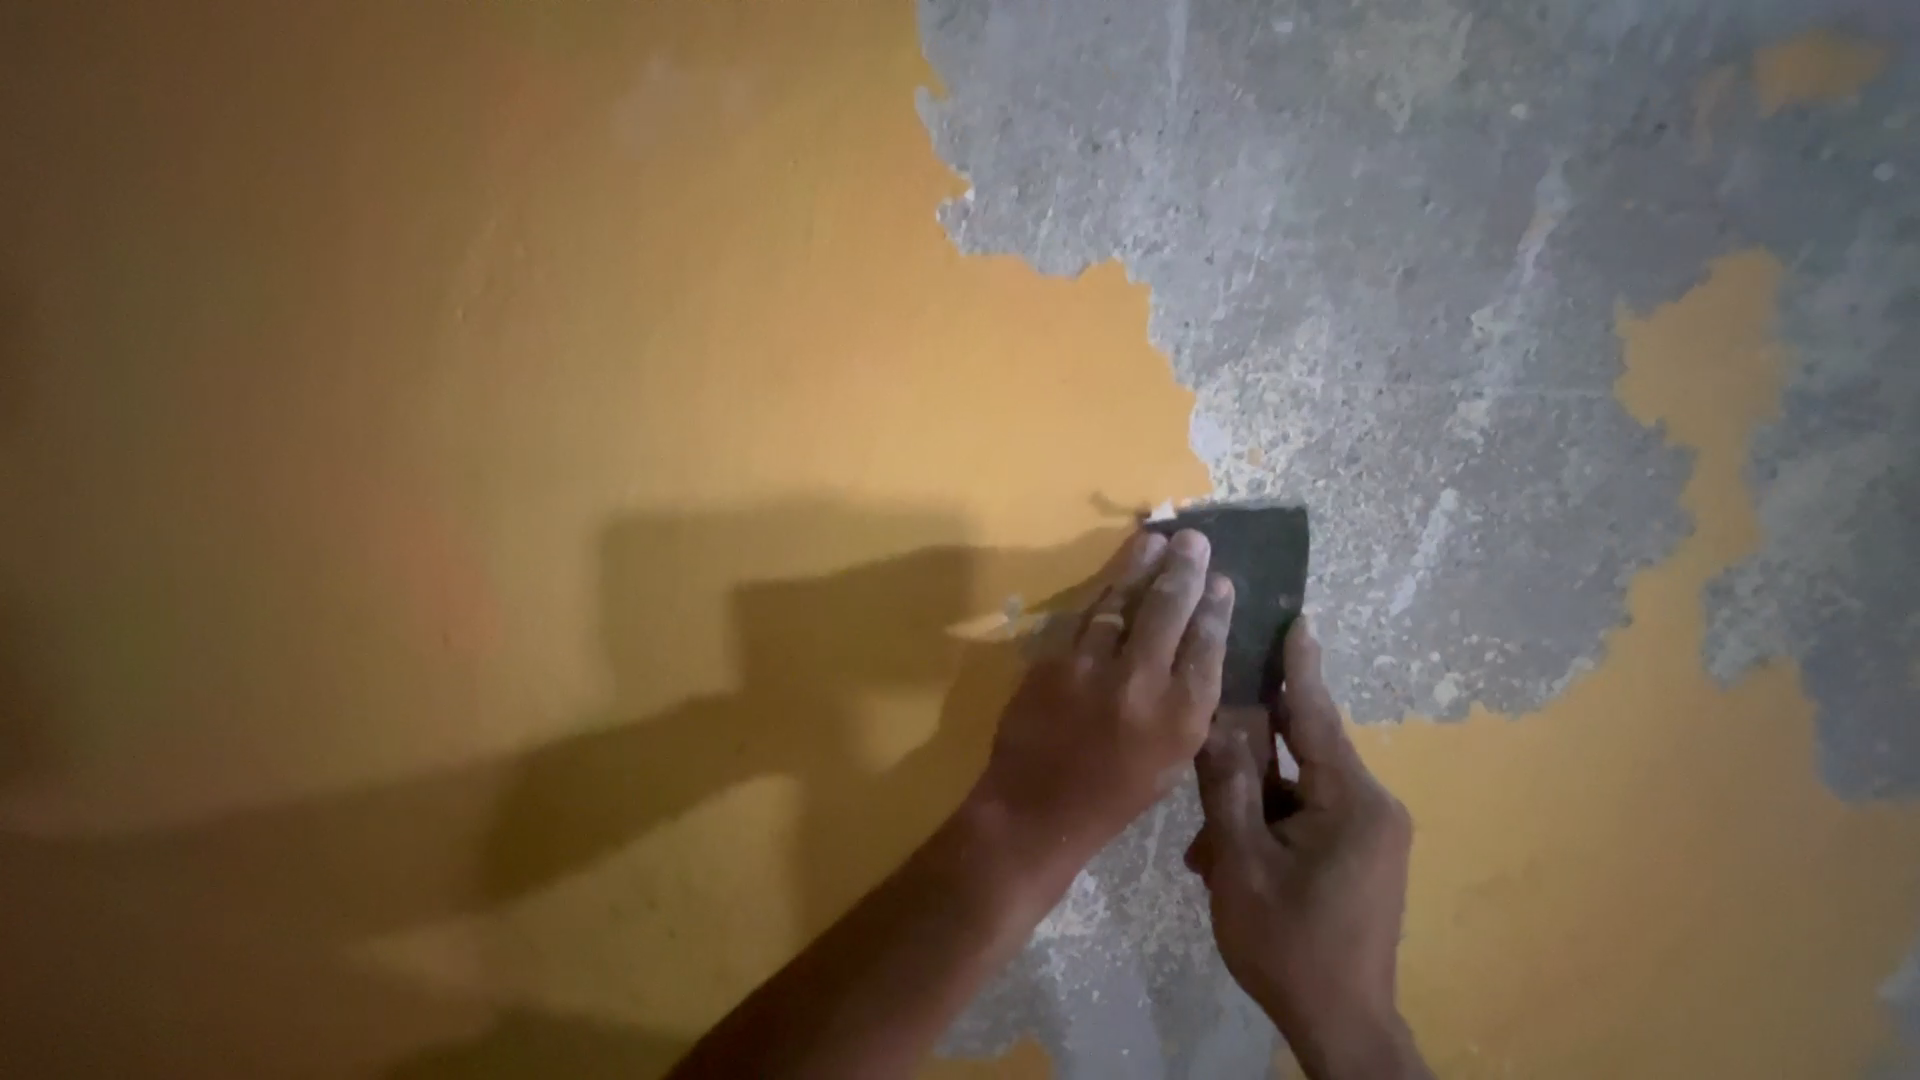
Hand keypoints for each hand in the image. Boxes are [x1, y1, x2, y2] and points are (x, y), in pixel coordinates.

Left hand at [972, 529, 1232, 857]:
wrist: (1036, 808)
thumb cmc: (1115, 794)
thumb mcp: (1173, 760)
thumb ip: (1188, 703)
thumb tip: (1197, 647)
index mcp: (1180, 716)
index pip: (1206, 645)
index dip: (1215, 607)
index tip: (1221, 579)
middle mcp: (1140, 683)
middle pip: (1167, 611)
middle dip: (1183, 571)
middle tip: (1193, 539)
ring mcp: (1091, 667)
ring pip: (1121, 603)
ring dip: (1139, 567)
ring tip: (1154, 540)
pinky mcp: (1053, 659)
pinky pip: (1084, 617)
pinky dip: (1103, 593)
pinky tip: (1115, 575)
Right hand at [1185, 620, 1429, 1079]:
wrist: (1341, 1026)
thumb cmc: (1288, 942)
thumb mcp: (1241, 859)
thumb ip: (1227, 783)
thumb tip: (1215, 719)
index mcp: (1351, 799)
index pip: (1316, 714)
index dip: (1299, 665)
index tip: (1294, 616)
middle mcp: (1370, 805)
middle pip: (1299, 752)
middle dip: (1246, 752)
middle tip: (1202, 731)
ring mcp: (1369, 833)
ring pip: (1295, 789)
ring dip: (1248, 802)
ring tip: (1204, 843)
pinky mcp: (1359, 854)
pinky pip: (1305, 817)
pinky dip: (1265, 825)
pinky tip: (1225, 856)